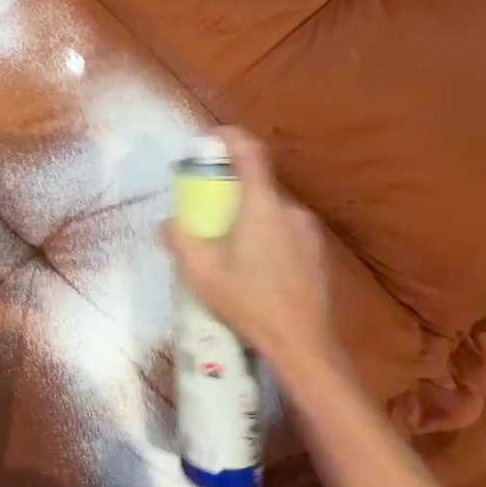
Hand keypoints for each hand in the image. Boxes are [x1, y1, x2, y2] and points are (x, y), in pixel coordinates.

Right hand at [163, 126, 335, 366]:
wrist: (303, 348)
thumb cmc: (249, 302)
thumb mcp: (200, 271)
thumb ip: (180, 238)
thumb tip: (167, 223)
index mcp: (262, 205)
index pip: (249, 152)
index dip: (230, 138)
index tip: (211, 140)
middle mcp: (289, 210)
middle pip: (257, 184)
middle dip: (231, 190)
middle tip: (208, 211)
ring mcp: (309, 233)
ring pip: (271, 210)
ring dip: (249, 216)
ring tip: (230, 246)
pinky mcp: (318, 256)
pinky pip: (286, 231)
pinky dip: (267, 236)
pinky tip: (255, 268)